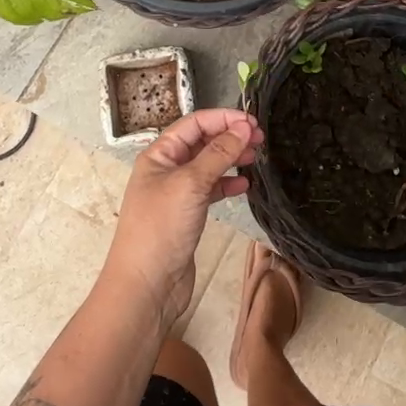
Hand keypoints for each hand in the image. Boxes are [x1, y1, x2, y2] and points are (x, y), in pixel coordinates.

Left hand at [103, 108, 261, 326]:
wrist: (145, 286)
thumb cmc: (161, 229)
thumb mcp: (190, 184)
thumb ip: (218, 154)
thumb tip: (243, 128)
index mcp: (159, 155)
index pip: (194, 123)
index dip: (223, 118)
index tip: (252, 122)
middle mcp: (166, 170)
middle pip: (202, 142)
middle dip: (230, 136)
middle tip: (260, 139)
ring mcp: (177, 193)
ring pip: (208, 166)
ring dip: (231, 159)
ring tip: (256, 158)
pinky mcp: (187, 215)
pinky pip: (210, 191)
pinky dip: (227, 185)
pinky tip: (244, 187)